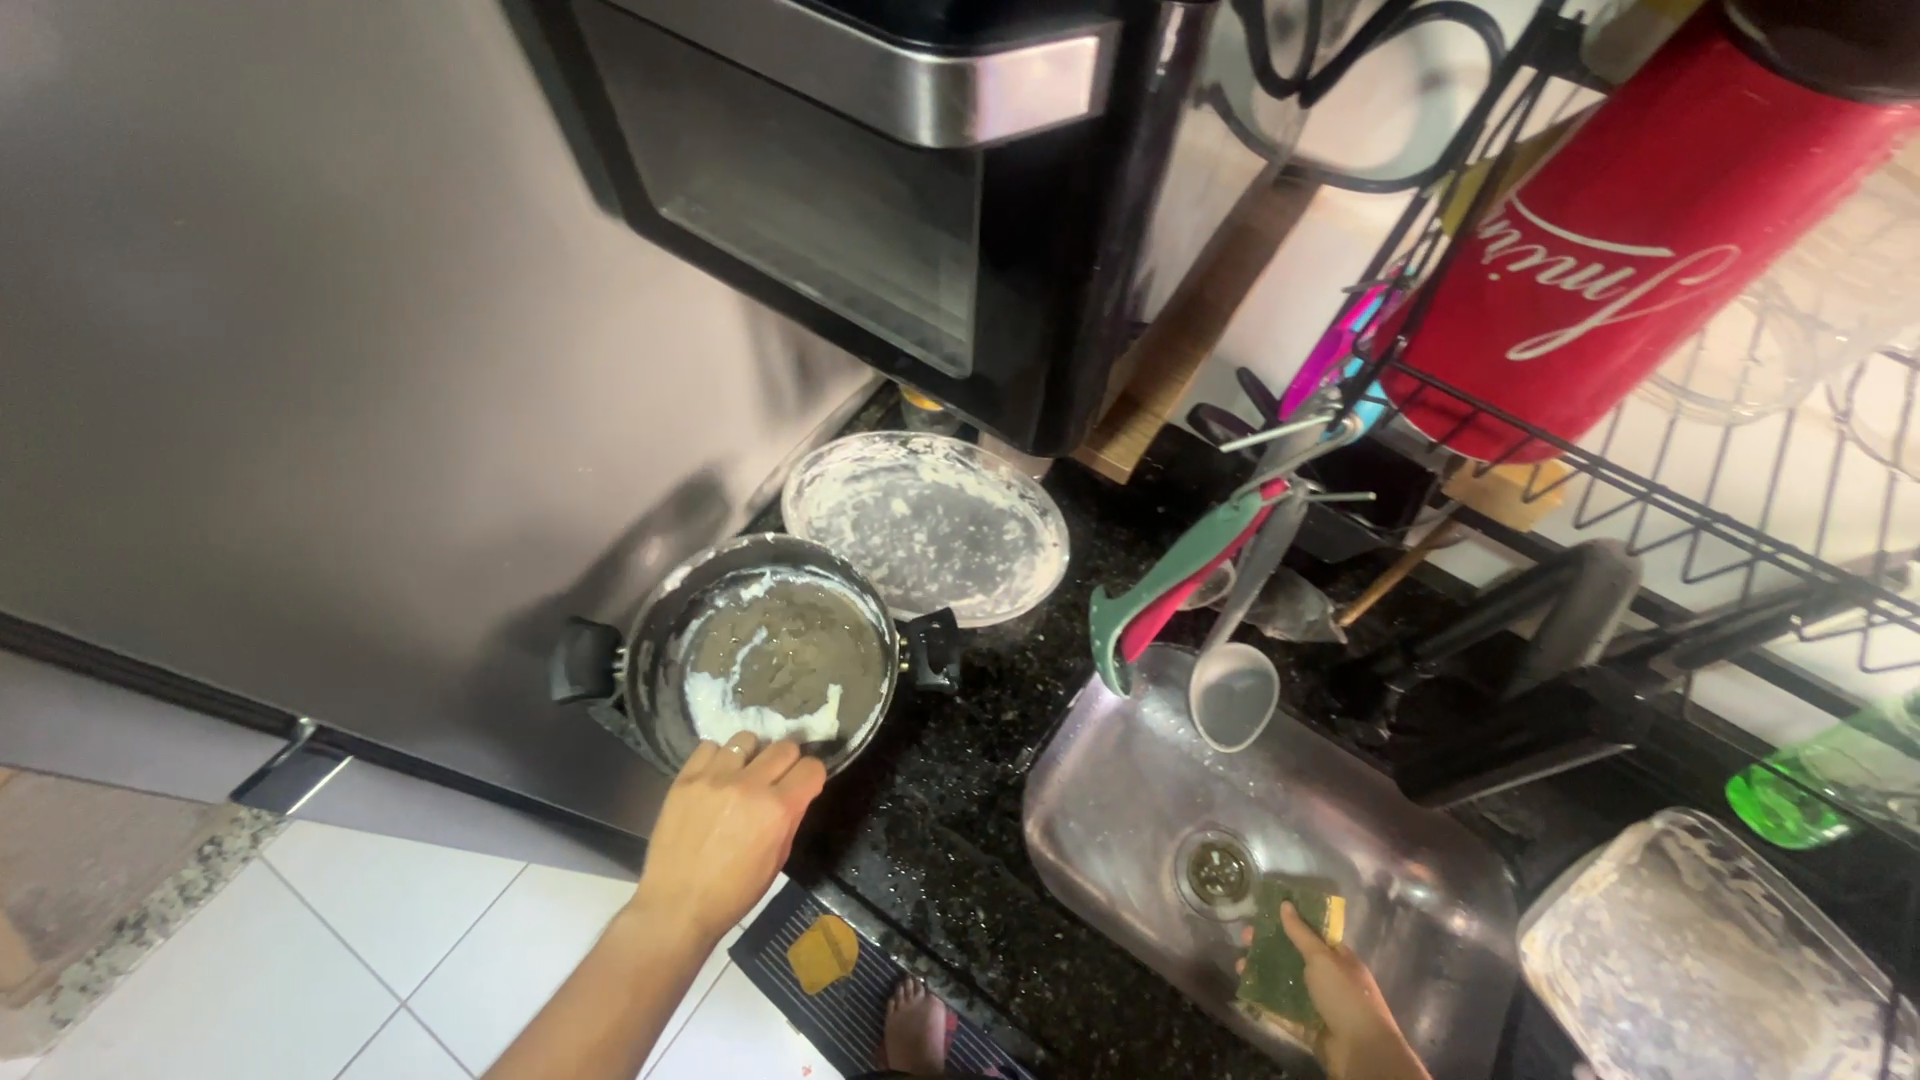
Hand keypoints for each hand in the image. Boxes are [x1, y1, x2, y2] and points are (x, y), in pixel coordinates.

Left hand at [630, 732, 826, 944]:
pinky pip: (709, 747)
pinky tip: (715, 777)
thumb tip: (798, 792)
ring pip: (746, 739)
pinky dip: (717, 758)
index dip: (811, 776)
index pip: (812, 767)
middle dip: (786, 762)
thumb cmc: (734, 892)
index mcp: (778, 810)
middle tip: (775, 779)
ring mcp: (714, 778)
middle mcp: (749, 785)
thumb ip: (791, 818)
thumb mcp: (777, 859)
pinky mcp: (685, 779)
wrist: (677, 906)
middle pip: (784, 746)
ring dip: (751, 755)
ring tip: (742, 773)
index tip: (804, 784)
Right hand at [1240, 901, 1430, 1079]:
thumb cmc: (1346, 997)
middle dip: (1267, 948)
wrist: (1363, 1053)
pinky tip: (1246, 991)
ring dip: (1261, 974)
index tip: (1262, 917)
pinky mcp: (1307, 1027)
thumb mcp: (1323, 959)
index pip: (1310, 935)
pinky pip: (1282, 1011)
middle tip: (1244, 941)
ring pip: (1284, 984)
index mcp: (1337, 960)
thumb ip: (1301, 933)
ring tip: (1238, 967)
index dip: (1286, 924)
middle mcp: (1328, 980)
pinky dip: (1265, 1002)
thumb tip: (1285, 903)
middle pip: (1292, 958)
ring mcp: (1317, 1005)